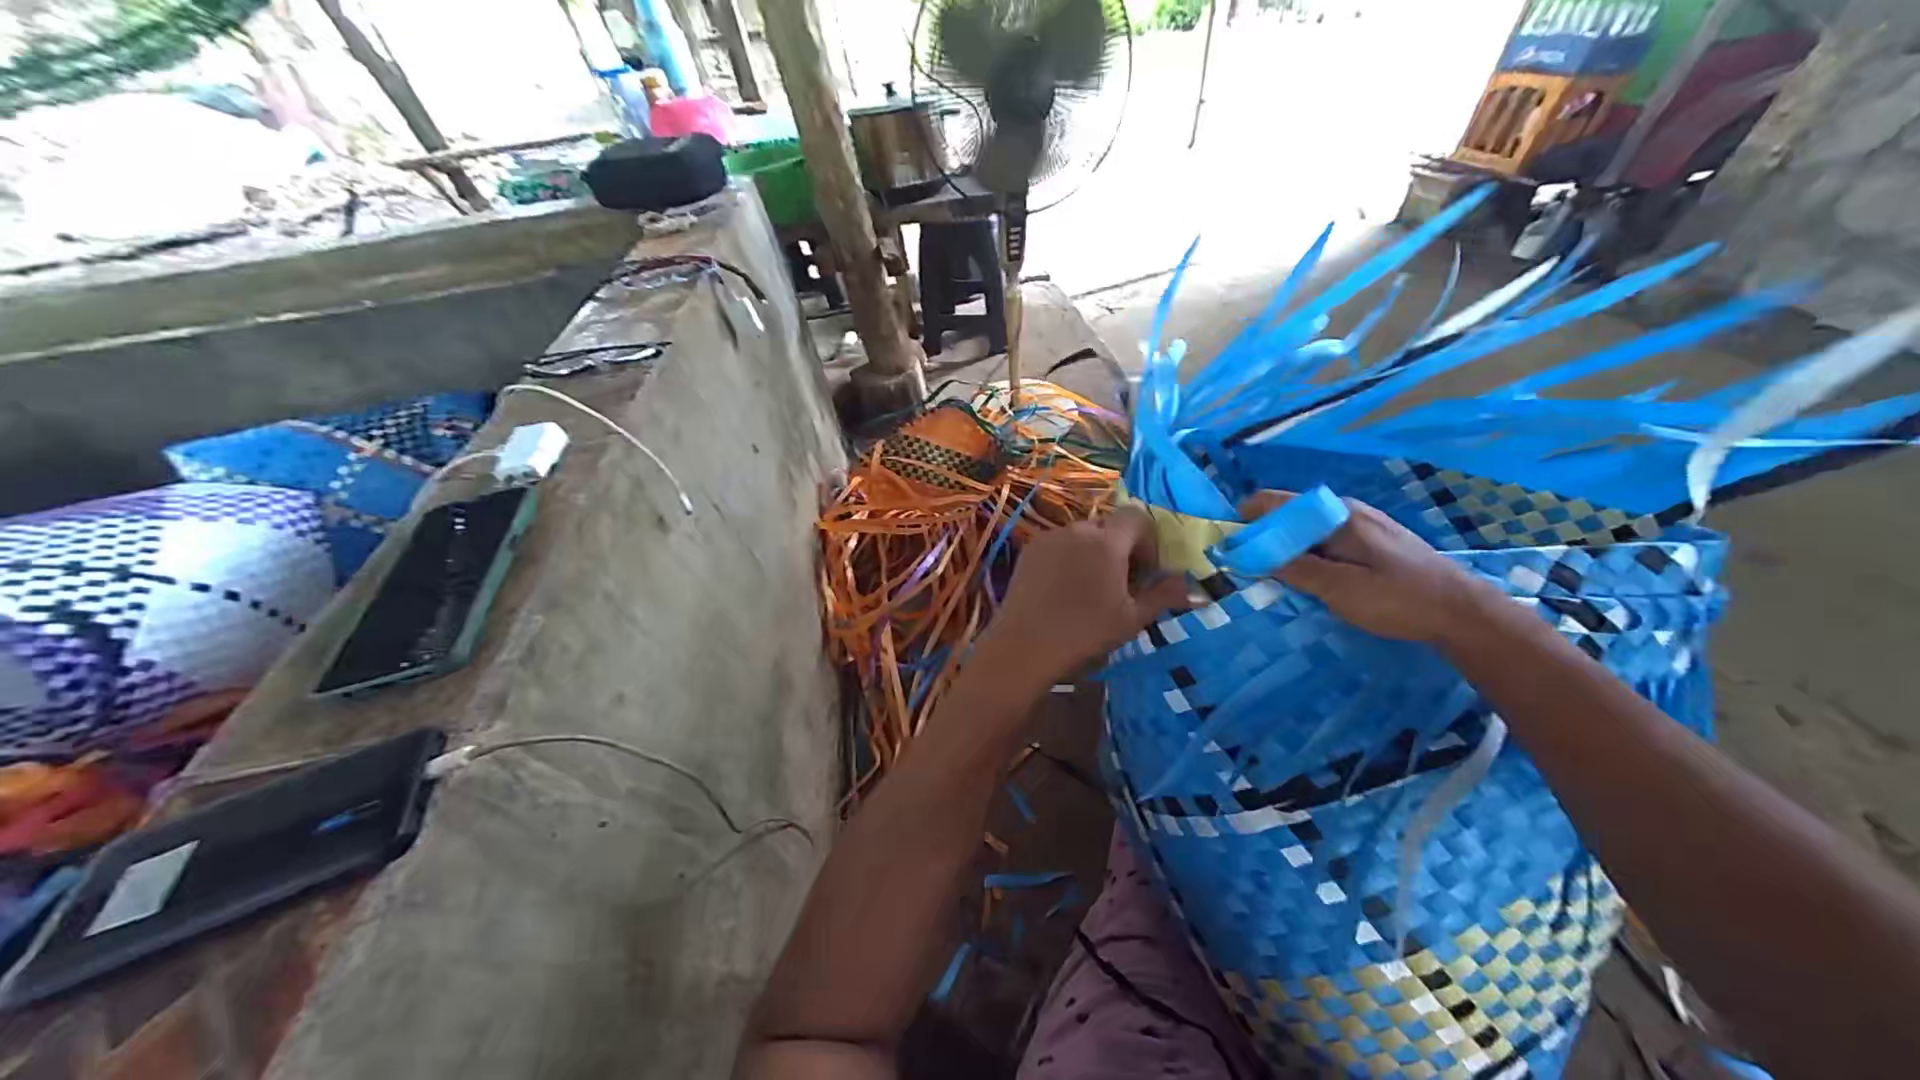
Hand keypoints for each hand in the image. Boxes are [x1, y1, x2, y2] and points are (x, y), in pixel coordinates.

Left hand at [978, 507, 1191, 688]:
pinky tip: (1063, 589)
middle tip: (1120, 584)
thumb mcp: (1132, 618)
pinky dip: (1069, 558)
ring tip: (1090, 589)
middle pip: (1109, 527)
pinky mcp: (1030, 549)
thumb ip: (1165, 596)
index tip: (1144, 572)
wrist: (1025, 645)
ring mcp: (1049, 537)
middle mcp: (1077, 529)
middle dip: (1121, 549)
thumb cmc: (1084, 632)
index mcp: (1107, 541)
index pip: (1137, 517)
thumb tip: (1196, 589)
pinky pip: (1059, 544)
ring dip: (1094, 553)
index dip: (1147, 541)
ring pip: (1082, 536)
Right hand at [1241, 490, 1499, 644]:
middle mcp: (1344, 510)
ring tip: (1277, 580)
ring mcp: (1360, 523)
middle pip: (1286, 515)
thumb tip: (1246, 553)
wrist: (1464, 613)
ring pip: (1304, 530)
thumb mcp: (1338, 588)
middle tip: (1249, 572)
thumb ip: (1291, 568)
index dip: (1243, 521)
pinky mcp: (1371, 540)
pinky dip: (1306, 555)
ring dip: (1284, 550)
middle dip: (1262, 539)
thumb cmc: (1399, 599)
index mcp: (1334, 514)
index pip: (1271, 502)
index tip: (1226, 549)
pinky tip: (1311, 580)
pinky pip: (1323, 540)